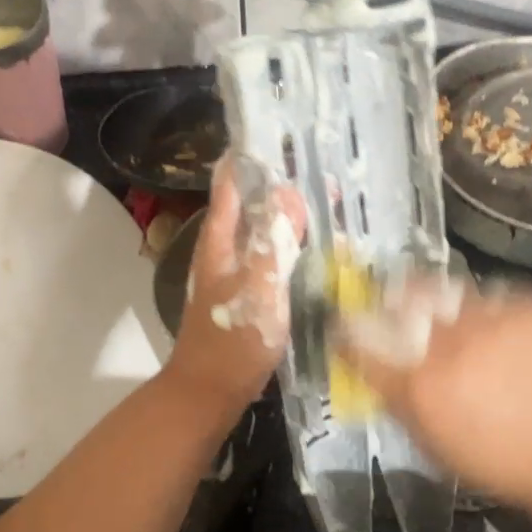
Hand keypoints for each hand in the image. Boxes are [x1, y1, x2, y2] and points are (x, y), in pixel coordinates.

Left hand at [160, 157, 305, 414]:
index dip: (252, 160)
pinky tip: (310, 252)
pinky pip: (267, 258)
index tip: (281, 139)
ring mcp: (231, 274)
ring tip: (322, 204)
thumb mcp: (259, 285)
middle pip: (248, 207)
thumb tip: (288, 192)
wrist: (209, 392)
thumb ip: (272, 240)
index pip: (232, 186)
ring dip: (284, 217)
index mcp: (219, 241)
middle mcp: (222, 251)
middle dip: (277, 187)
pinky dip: (286, 247)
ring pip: (258, 233)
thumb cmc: (232, 339)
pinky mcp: (243, 296)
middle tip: (320, 172)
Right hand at [336, 281, 531, 518]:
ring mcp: (493, 317)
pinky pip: (489, 295)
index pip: (359, 341)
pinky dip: (484, 310)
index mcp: (421, 384)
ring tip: (456, 324)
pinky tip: (496, 332)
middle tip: (398, 312)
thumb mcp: (432, 443)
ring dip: (439, 305)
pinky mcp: (528, 304)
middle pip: (400, 300)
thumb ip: (397, 400)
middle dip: (391, 303)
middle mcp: (451, 343)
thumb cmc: (500, 463)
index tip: (343, 327)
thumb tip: (371, 366)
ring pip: (445, 292)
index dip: (344, 331)